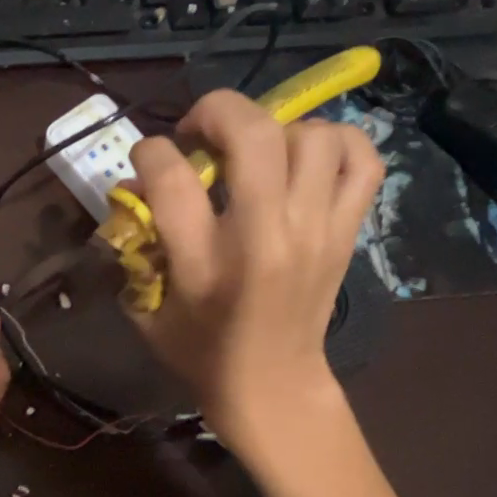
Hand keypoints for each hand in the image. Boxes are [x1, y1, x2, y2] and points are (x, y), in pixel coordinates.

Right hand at [126, 90, 383, 450]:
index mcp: (204, 264)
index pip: (173, 178)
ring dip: (275, 130)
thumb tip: (136, 190)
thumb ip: (137, 249)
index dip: (150, 152)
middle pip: (253, 134)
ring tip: (255, 151)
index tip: (146, 158)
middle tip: (199, 130)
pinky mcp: (347, 231)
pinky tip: (306, 156)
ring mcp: (315, 230)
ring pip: (311, 136)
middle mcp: (264, 236)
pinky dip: (337, 142)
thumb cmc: (200, 352)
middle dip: (217, 111)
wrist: (271, 385)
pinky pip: (361, 160)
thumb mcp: (147, 310)